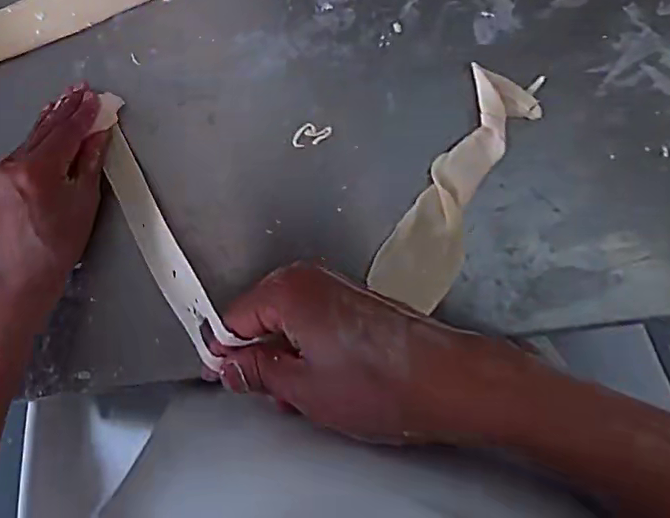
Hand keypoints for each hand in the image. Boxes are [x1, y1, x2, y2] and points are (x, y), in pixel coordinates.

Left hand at [0, 85, 109, 312]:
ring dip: (54, 115)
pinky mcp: (1, 174)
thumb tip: (98, 131)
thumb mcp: (84, 201)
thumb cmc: (59, 244)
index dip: (84, 113)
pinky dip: (42, 131)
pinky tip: (51, 120)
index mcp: (38, 170)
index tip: (97, 97)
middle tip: (83, 87)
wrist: (20, 276)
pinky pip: (27, 145)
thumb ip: (90, 161)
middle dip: (68, 107)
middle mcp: (16, 162)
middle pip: (48, 127)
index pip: (66, 132)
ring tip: (69, 96)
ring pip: (36, 134)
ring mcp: (5, 167)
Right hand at [209, 262, 543, 445]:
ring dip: (285, 354)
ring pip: (285, 319)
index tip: (222, 375)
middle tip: (271, 392)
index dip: (225, 351)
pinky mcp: (348, 297)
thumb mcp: (304, 389)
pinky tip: (325, 378)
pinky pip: (310, 317)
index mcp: (287, 290)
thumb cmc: (385, 382)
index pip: (232, 317)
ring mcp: (330, 284)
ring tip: (306, 393)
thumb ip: (256, 372)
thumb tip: (230, 365)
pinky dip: (308, 345)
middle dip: (259, 354)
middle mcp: (306, 277)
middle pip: (258, 314)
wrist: (447, 380)